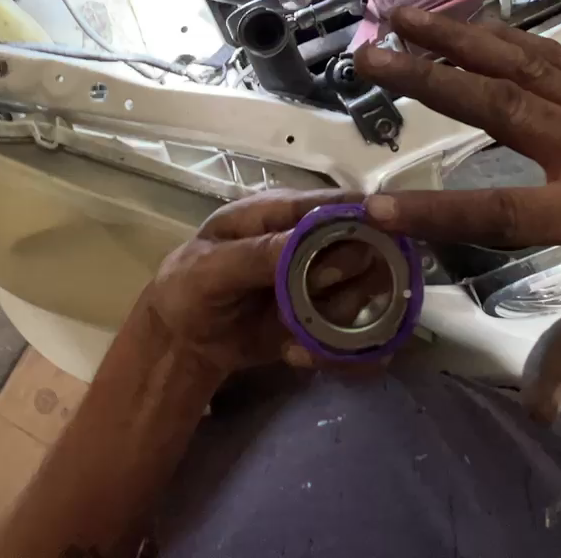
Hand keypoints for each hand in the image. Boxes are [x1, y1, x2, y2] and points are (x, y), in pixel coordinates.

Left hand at [132, 192, 385, 382]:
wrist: (184, 340)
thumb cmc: (189, 287)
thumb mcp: (211, 267)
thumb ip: (257, 252)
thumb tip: (307, 237)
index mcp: (281, 211)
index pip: (336, 204)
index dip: (363, 218)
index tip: (376, 245)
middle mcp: (310, 240)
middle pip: (363, 248)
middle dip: (345, 279)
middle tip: (312, 302)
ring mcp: (321, 279)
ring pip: (364, 292)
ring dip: (337, 320)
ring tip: (296, 336)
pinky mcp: (323, 317)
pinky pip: (354, 332)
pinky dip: (335, 350)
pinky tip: (297, 355)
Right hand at [354, 6, 560, 418]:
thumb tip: (534, 404)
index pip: (502, 212)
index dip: (437, 210)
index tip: (375, 203)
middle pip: (496, 105)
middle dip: (425, 79)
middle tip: (369, 60)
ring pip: (519, 64)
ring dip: (455, 37)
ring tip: (401, 18)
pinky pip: (553, 57)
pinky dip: (504, 38)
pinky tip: (470, 26)